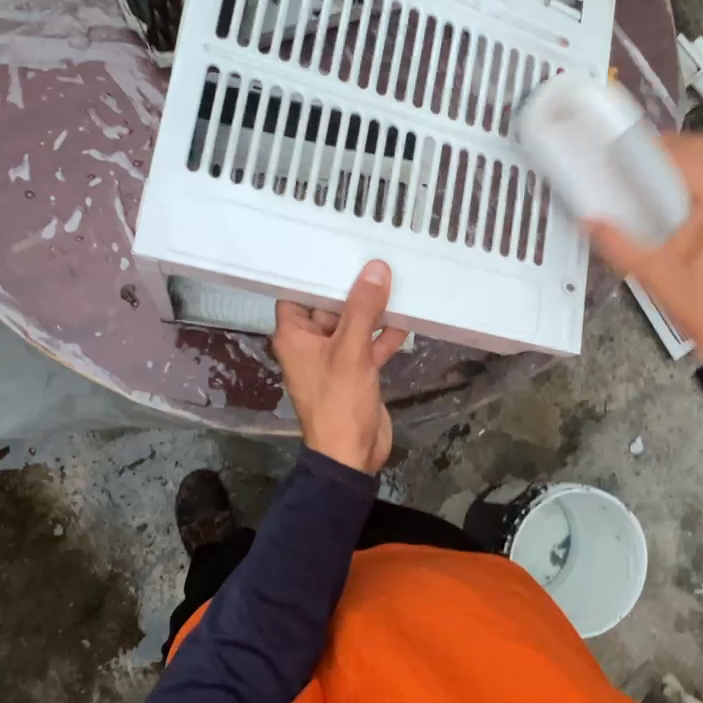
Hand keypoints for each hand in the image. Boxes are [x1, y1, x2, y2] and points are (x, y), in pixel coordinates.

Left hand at [272, 260, 409, 472]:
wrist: (351, 455)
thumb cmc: (339, 401)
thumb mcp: (351, 350)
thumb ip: (363, 308)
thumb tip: (376, 268)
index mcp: (294, 336)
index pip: (299, 293)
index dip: (317, 273)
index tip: (339, 248)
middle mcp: (310, 344)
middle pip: (331, 306)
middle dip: (353, 288)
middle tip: (376, 256)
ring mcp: (334, 359)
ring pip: (353, 325)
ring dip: (373, 310)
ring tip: (397, 280)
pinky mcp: (356, 372)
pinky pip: (368, 345)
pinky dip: (384, 334)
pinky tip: (407, 317)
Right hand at [588, 133, 702, 390]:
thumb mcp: (656, 276)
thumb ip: (619, 242)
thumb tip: (590, 220)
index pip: (692, 156)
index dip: (658, 148)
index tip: (631, 152)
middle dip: (673, 153)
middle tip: (640, 164)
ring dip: (693, 167)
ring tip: (659, 182)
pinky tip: (687, 203)